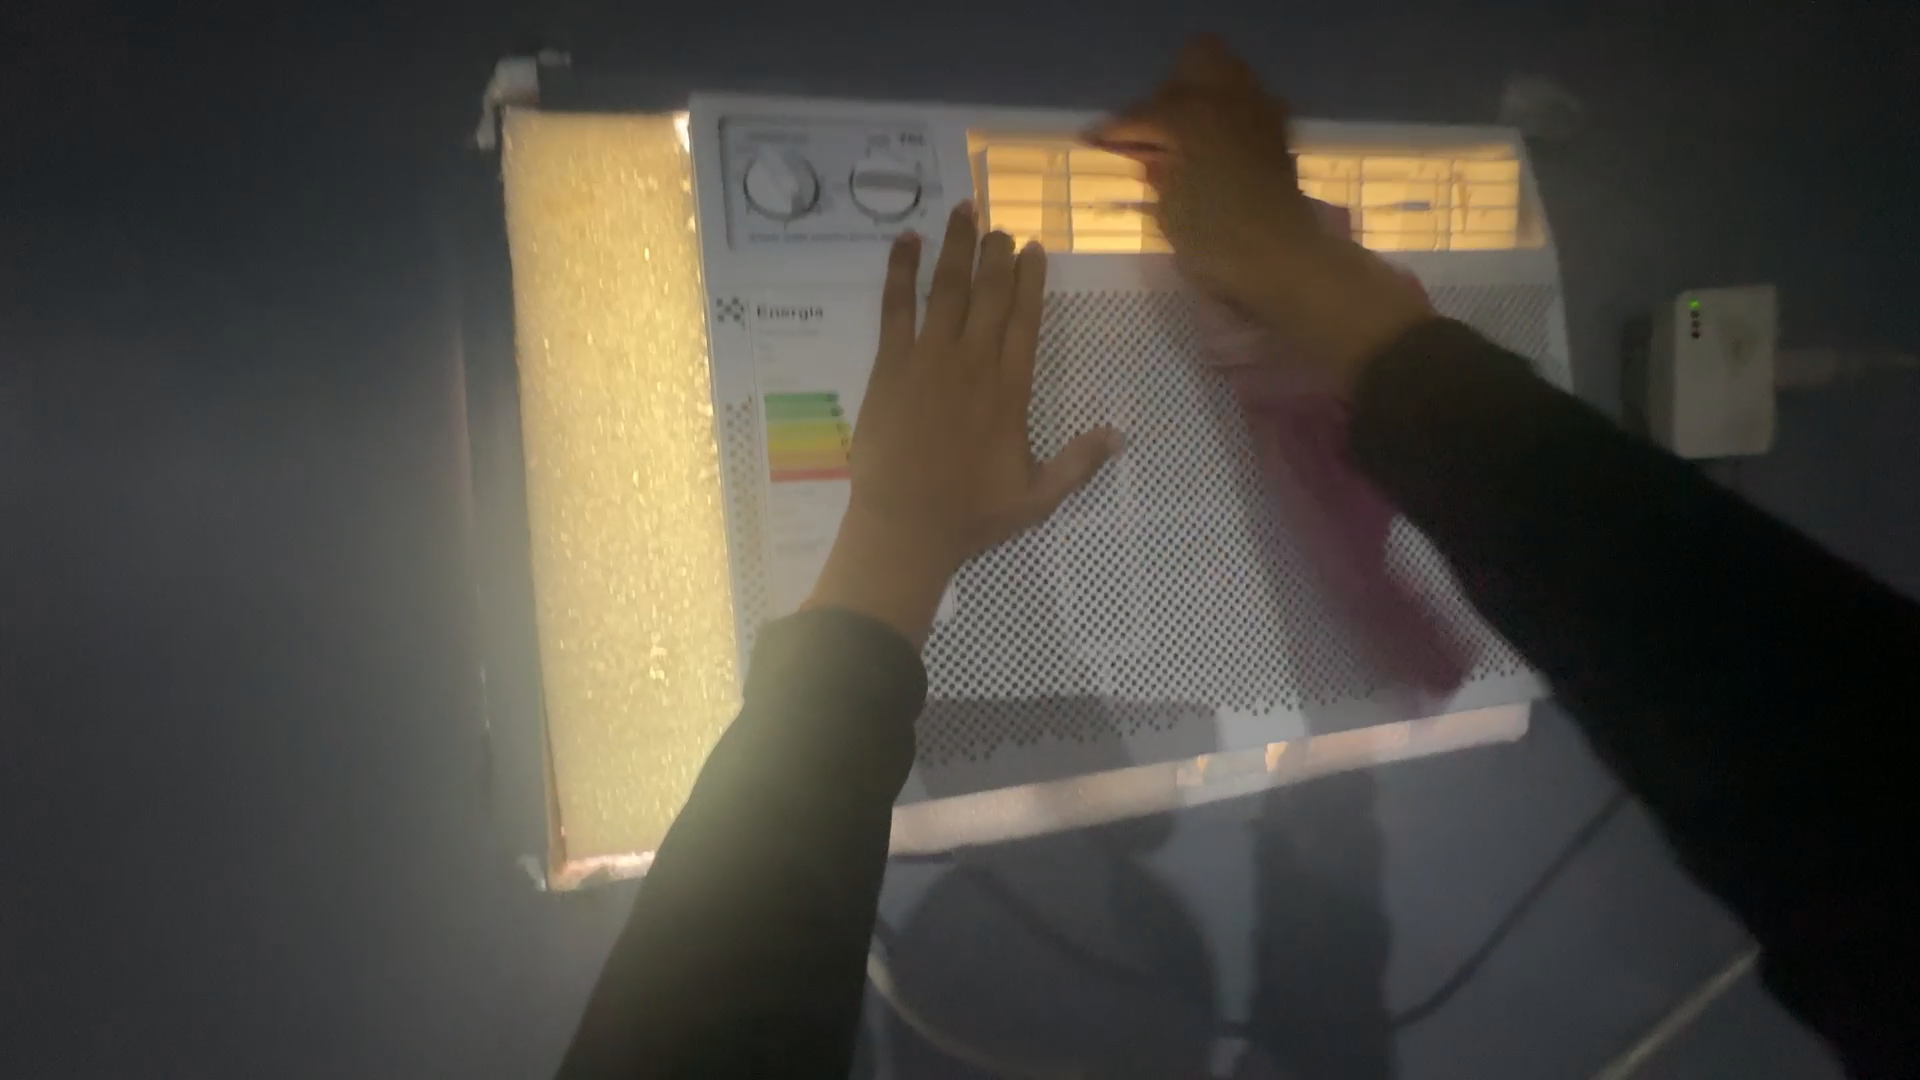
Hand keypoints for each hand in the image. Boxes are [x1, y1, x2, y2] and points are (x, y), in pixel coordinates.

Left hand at [805, 204, 1123, 644]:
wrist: (907, 526)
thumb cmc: (971, 515)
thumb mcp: (1038, 499)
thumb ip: (1079, 464)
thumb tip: (1121, 435)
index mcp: (1011, 391)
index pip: (1026, 321)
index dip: (1031, 281)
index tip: (1034, 247)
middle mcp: (974, 364)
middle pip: (990, 295)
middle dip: (997, 254)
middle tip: (1000, 225)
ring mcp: (930, 360)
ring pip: (948, 290)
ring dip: (957, 247)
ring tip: (964, 210)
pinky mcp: (890, 366)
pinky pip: (895, 307)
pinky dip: (901, 271)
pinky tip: (906, 240)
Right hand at [1092, 36, 1430, 390]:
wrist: (1279, 262)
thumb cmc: (1214, 242)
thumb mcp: (1168, 210)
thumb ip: (1156, 172)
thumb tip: (1151, 157)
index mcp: (1192, 116)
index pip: (1145, 112)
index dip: (1116, 130)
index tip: (1093, 141)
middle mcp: (1230, 99)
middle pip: (1192, 65)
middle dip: (1164, 98)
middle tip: (1145, 140)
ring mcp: (1260, 112)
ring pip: (1223, 78)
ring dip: (1196, 106)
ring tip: (1175, 148)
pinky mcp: (1276, 135)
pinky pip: (1243, 106)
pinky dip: (1220, 122)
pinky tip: (1205, 156)